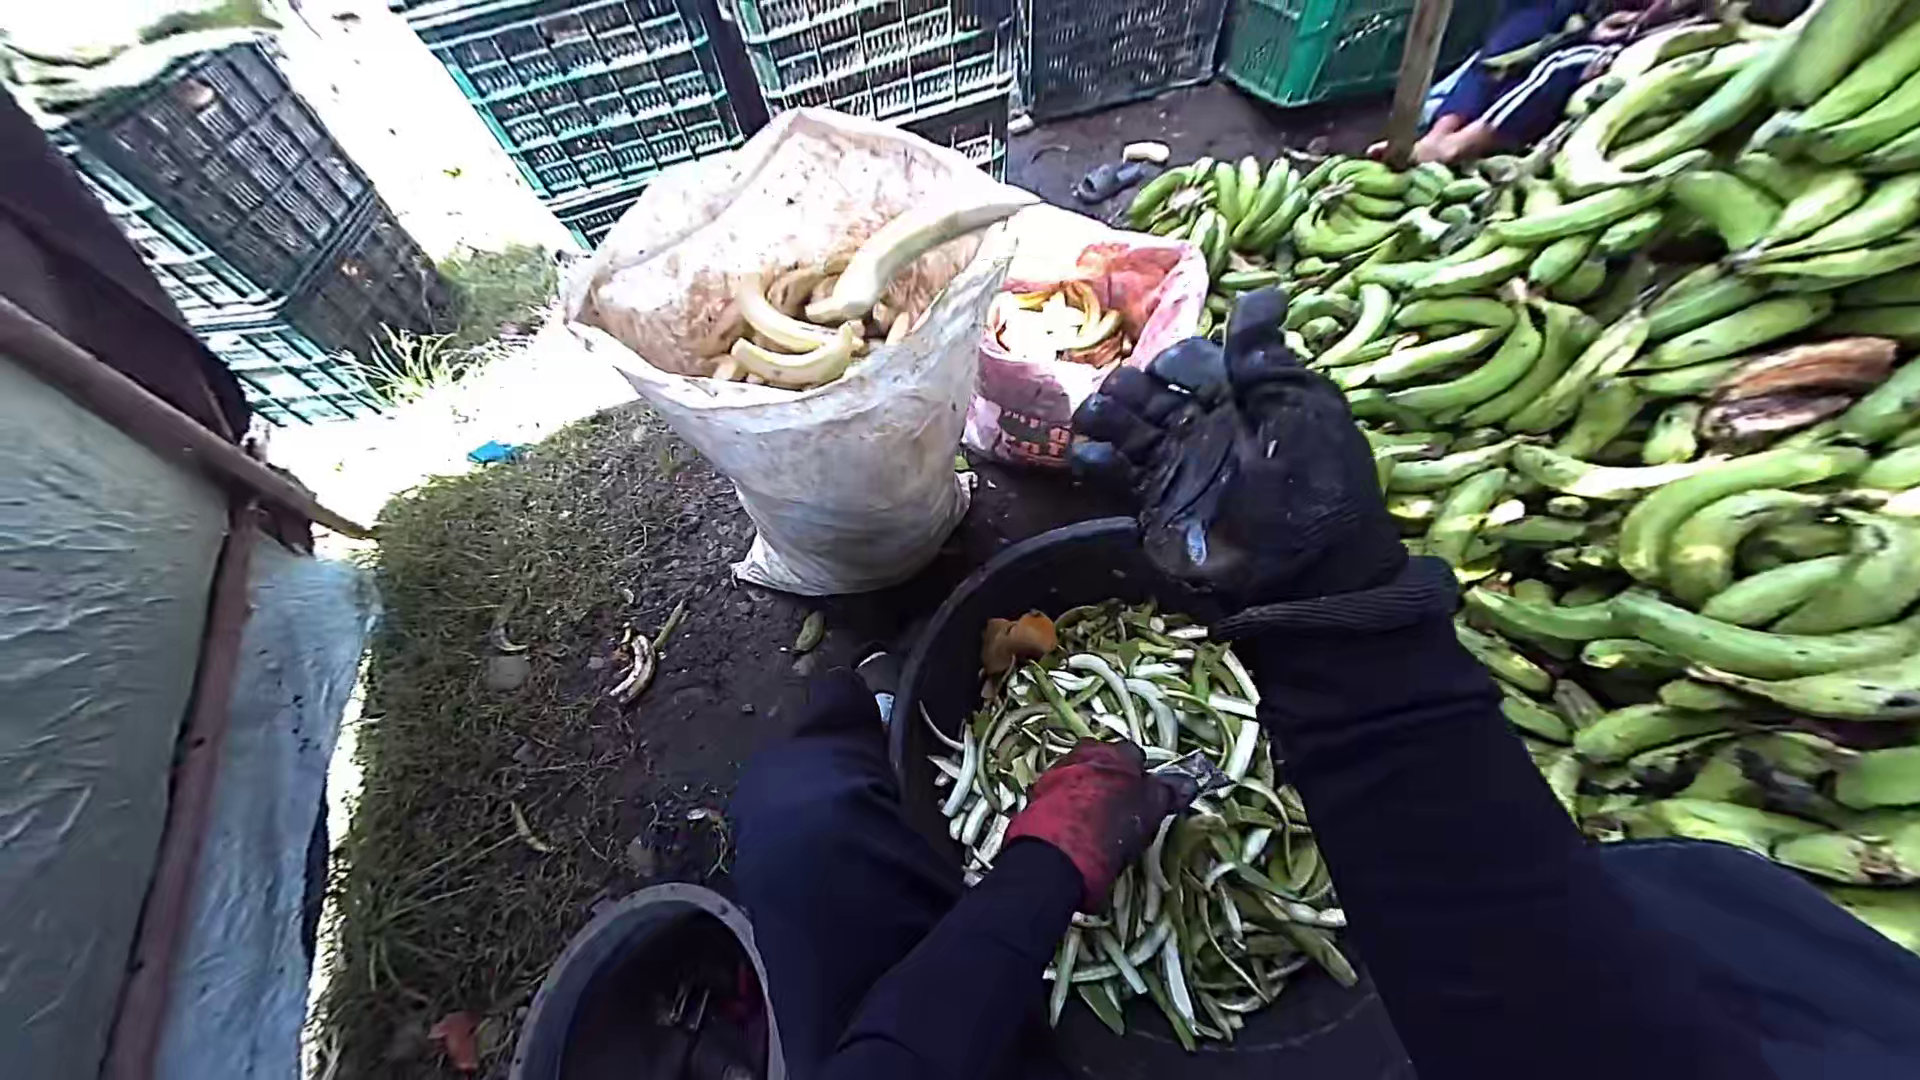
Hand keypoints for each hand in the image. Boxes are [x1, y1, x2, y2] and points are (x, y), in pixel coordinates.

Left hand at [1004, 741, 1170, 911]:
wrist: (1058, 851)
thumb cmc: (1112, 827)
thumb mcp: (1150, 811)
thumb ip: (1166, 794)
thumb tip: (1187, 784)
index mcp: (1117, 754)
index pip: (1134, 755)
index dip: (1140, 775)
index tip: (1143, 794)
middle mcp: (1084, 753)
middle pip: (1101, 760)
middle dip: (1108, 777)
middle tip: (1116, 804)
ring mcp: (1057, 771)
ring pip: (1076, 774)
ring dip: (1084, 788)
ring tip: (1094, 819)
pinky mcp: (1037, 792)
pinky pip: (1056, 793)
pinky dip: (1064, 804)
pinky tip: (1072, 826)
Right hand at [1070, 288, 1405, 606]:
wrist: (1300, 567)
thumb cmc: (1310, 482)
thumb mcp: (1299, 409)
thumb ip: (1265, 358)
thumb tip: (1262, 290)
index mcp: (1234, 397)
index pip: (1189, 360)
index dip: (1173, 358)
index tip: (1168, 369)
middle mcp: (1196, 425)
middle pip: (1145, 391)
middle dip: (1128, 386)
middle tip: (1125, 396)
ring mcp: (1169, 463)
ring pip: (1121, 427)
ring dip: (1103, 414)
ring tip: (1097, 417)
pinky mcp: (1149, 499)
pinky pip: (1112, 473)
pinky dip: (1093, 460)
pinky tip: (1091, 456)